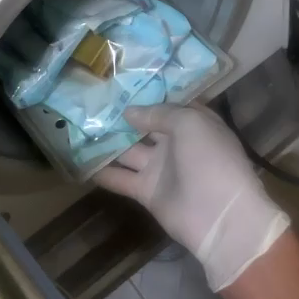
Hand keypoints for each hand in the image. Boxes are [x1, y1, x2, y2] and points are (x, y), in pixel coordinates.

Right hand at [94, 104, 289, 290]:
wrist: (220, 215)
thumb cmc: (210, 159)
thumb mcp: (190, 123)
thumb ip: (159, 114)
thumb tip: (130, 112)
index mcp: (194, 122)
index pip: (168, 104)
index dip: (147, 94)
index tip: (119, 83)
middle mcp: (177, 142)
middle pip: (145, 125)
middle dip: (122, 116)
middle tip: (91, 102)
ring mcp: (162, 167)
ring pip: (129, 150)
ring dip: (107, 141)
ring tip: (79, 126)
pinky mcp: (147, 191)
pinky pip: (121, 178)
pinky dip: (102, 171)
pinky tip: (78, 160)